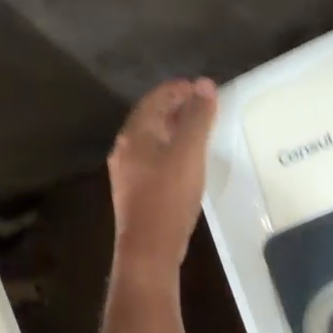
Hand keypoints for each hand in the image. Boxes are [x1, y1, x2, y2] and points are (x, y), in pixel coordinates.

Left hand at [108, 78, 218, 273]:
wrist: (149, 247)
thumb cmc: (168, 195)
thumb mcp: (189, 152)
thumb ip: (198, 118)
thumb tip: (205, 85)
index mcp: (135, 134)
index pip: (155, 99)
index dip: (178, 89)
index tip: (203, 87)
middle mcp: (126, 148)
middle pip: (152, 117)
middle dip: (177, 106)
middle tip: (205, 104)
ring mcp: (129, 171)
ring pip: (153, 139)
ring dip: (175, 128)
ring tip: (200, 128)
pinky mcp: (138, 190)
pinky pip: (155, 157)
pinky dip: (172, 148)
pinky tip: (187, 159)